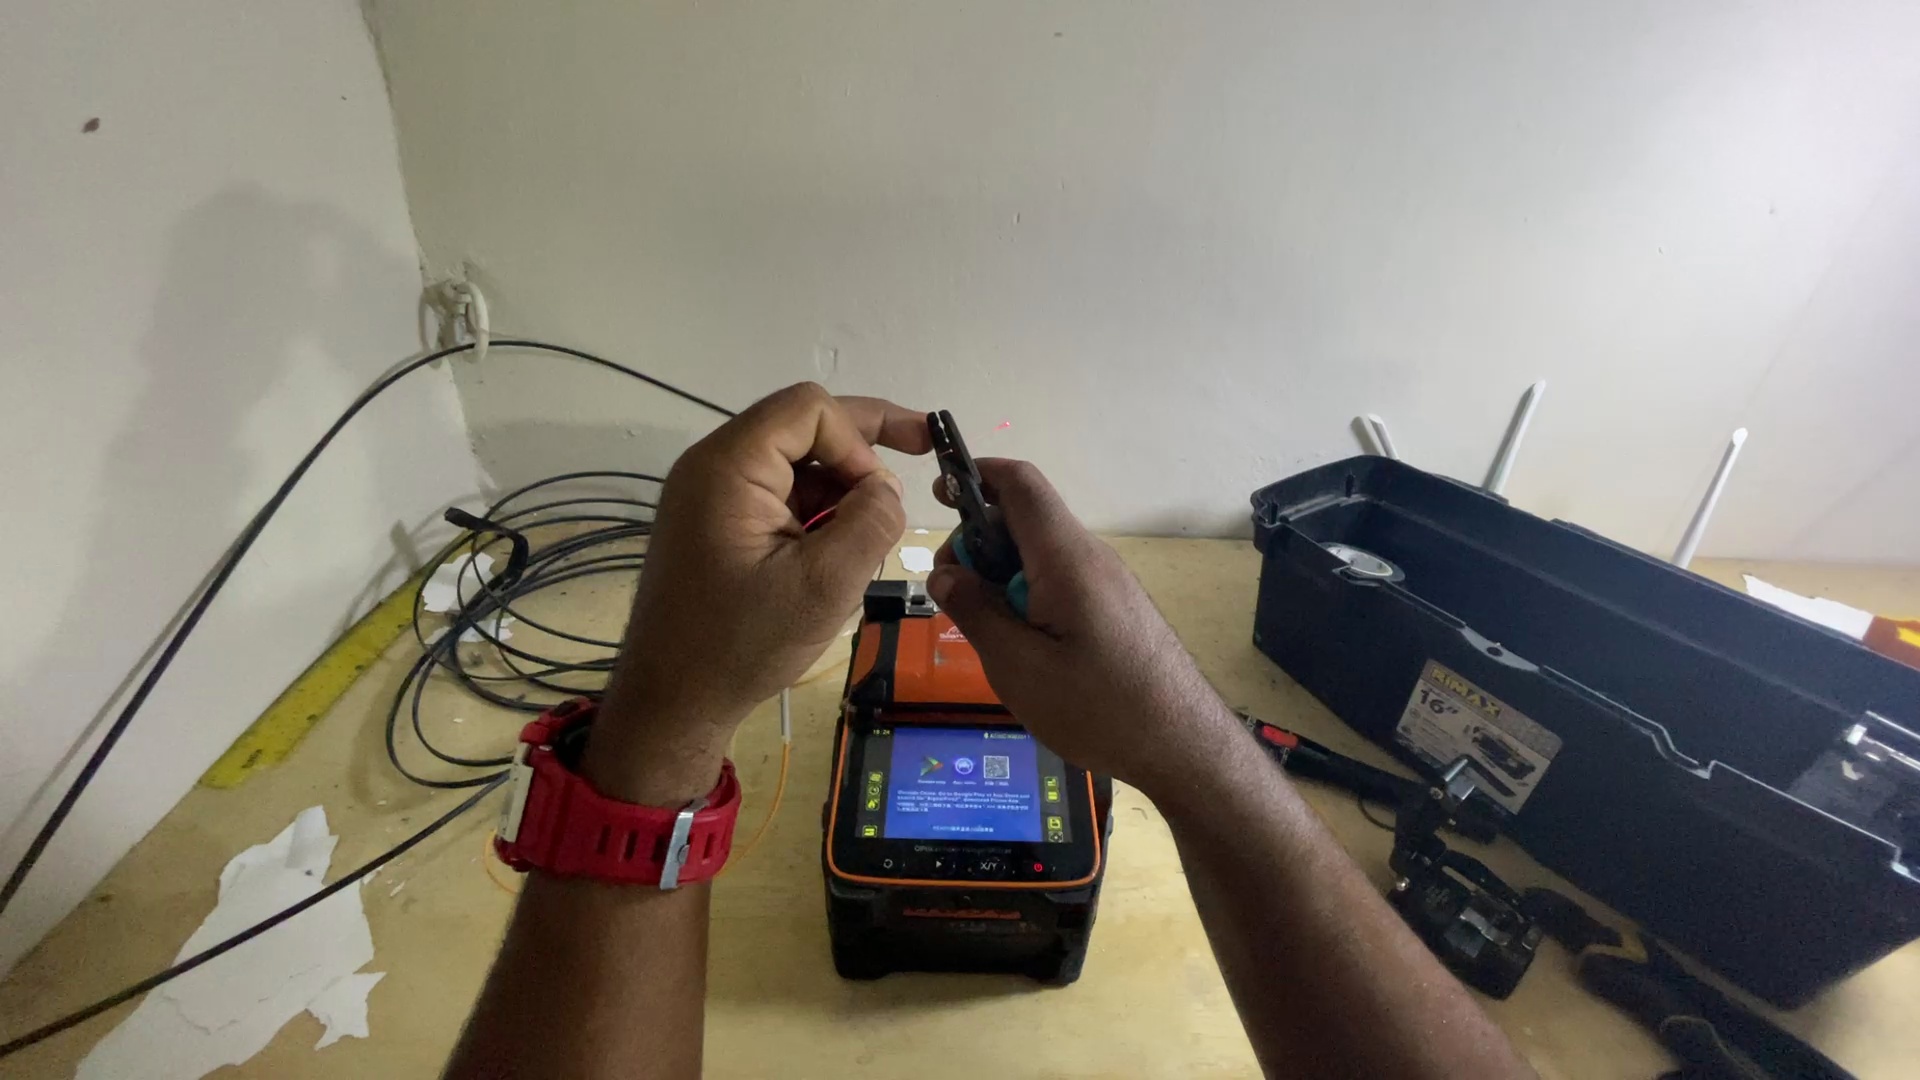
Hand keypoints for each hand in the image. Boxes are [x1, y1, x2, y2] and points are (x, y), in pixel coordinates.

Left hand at [587, 383, 930, 803]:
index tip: (877, 497)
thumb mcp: (824, 586)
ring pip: (798, 463)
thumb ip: (871, 523)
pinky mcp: (722, 522)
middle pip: (803, 425)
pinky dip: (821, 512)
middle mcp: (717, 466)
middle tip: (925, 445)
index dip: (857, 441)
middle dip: (867, 438)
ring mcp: (716, 494)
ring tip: (876, 530)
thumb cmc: (742, 644)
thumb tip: (886, 489)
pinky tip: (843, 548)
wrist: (673, 700)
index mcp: (730, 467)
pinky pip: (783, 495)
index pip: (809, 409)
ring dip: (844, 486)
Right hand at [925, 459, 1242, 803]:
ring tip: (987, 630)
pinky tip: (1022, 645)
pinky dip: (1027, 596)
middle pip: (1024, 520)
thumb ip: (977, 612)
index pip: (1020, 484)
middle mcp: (1089, 557)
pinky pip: (1058, 581)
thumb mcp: (1018, 667)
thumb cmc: (1097, 707)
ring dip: (1001, 576)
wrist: (1182, 747)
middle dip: (978, 544)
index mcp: (1065, 557)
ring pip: (1039, 555)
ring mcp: (1106, 582)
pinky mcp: (1113, 607)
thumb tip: (945, 574)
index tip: (939, 498)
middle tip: (954, 596)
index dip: (975, 476)